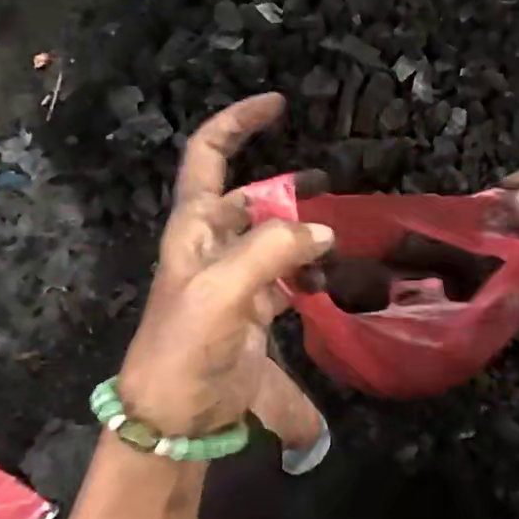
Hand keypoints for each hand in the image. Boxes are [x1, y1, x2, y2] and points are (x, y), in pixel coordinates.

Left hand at [117, 94, 334, 436]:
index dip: (238, 121)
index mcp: (193, 223)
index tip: (278, 105)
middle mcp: (213, 240)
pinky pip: (288, 272)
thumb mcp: (221, 289)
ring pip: (275, 235)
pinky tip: (332, 276)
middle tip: (333, 189)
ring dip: (305, 232)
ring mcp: (235, 274)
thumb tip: (322, 232)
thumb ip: (271, 251)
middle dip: (289, 188)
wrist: (176, 414)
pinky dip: (310, 269)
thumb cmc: (185, 343)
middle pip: (251, 195)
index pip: (207, 153)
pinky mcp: (255, 306)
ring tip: (342, 237)